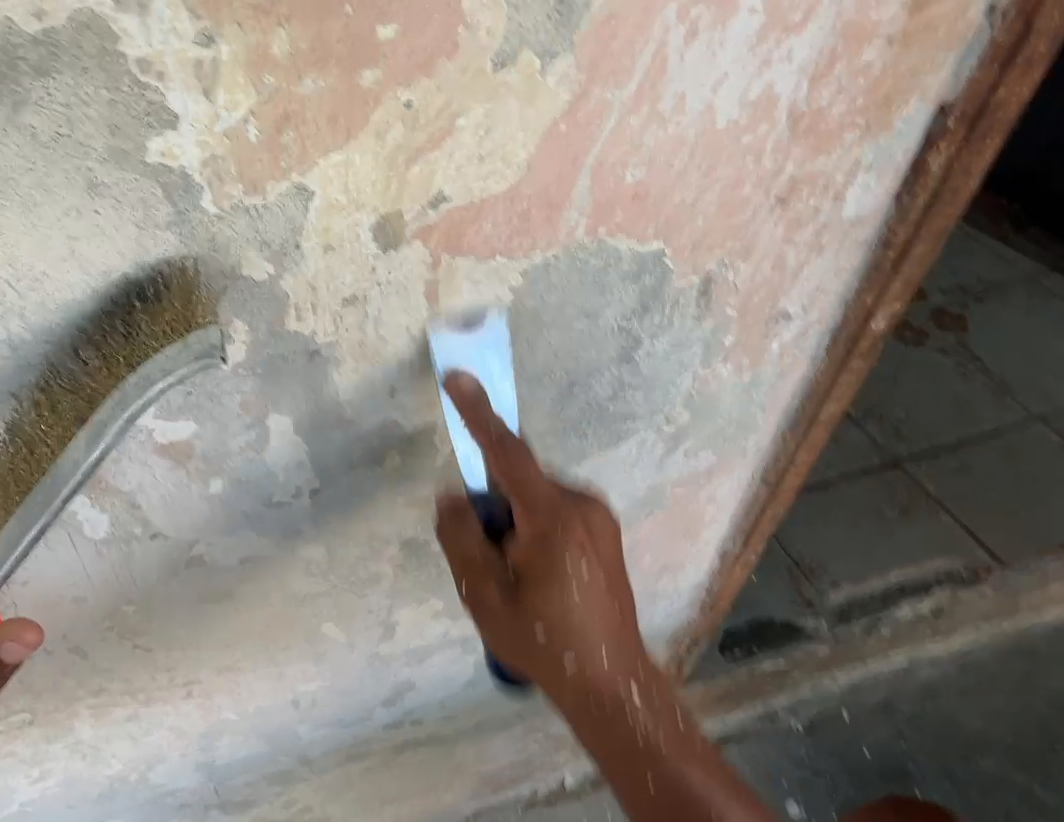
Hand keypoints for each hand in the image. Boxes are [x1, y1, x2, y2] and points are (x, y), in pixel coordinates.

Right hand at [434, 372, 649, 704]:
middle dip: (492, 507)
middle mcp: (582, 506)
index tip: (458, 379)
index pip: (507, 454)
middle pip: (517, 483)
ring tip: (515, 579)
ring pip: (533, 500)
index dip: (478, 415)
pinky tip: (535, 578)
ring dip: (512, 523)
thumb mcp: (483, 595)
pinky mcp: (604, 533)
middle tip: (487, 561)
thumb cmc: (542, 640)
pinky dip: (531, 530)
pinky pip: (552, 513)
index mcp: (553, 518)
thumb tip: (454, 497)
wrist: (609, 684)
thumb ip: (461, 536)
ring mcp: (599, 519)